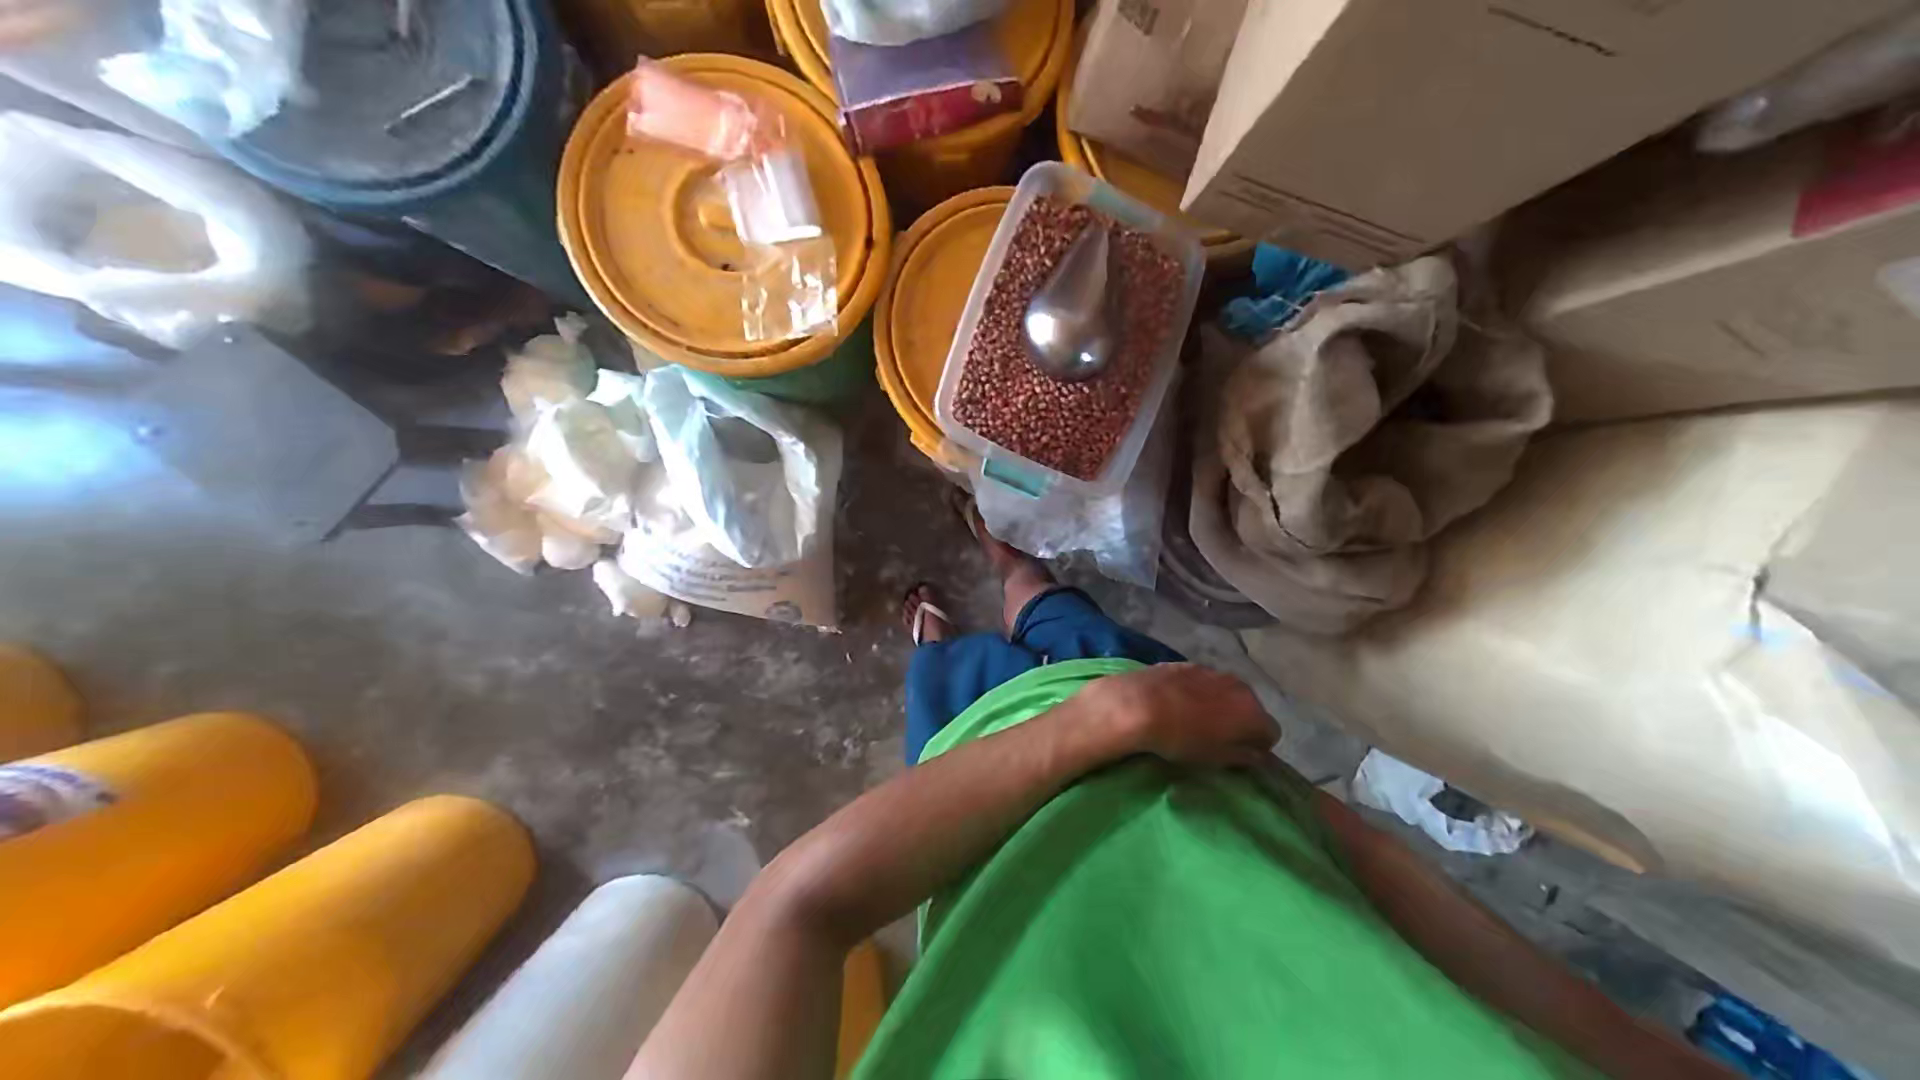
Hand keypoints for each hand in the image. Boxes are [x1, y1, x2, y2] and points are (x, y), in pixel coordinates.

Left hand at [1081, 664, 1278, 767]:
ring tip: (1197, 718)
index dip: (1259, 745)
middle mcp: (1239, 685)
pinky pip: (1203, 682)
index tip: (1242, 754)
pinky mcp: (1187, 663)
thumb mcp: (1216, 758)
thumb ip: (1244, 756)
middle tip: (1219, 737)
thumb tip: (1258, 754)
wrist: (1139, 703)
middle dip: (1241, 721)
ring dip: (1220, 704)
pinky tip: (1179, 702)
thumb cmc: (1181, 738)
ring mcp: (1212, 671)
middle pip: (1250, 707)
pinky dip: (1198, 692)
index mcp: (1252, 711)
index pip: (1271, 732)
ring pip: (1226, 691)